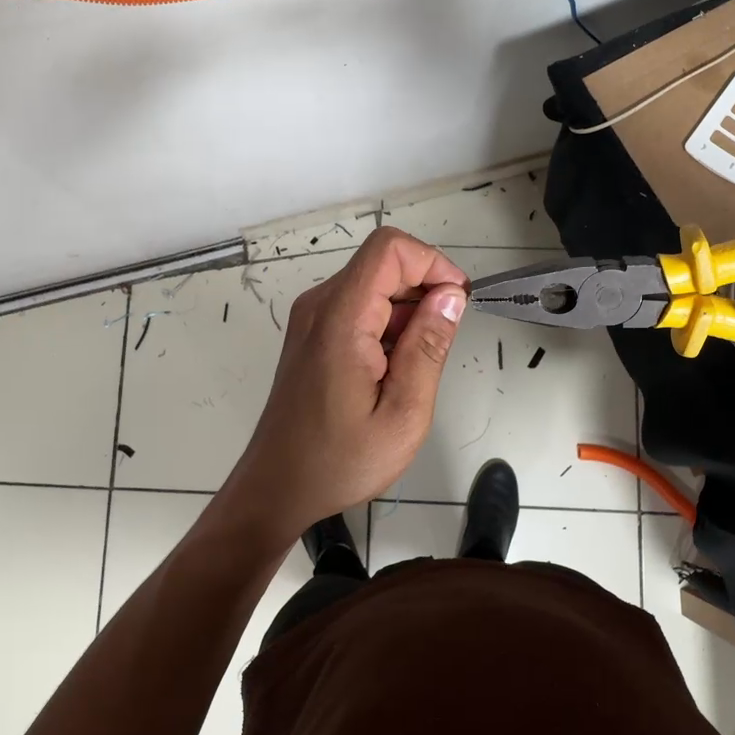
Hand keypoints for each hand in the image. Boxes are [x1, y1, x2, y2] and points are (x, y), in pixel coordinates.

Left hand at [222, 228, 468, 542]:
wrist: (278, 486)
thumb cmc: (340, 461)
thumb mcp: (403, 413)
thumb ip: (428, 348)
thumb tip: (450, 297)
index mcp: (340, 319)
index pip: (390, 248)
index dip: (432, 263)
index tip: (456, 303)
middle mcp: (318, 307)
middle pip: (382, 263)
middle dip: (423, 291)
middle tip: (440, 345)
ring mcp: (310, 320)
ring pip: (372, 286)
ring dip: (406, 313)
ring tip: (413, 368)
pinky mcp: (310, 336)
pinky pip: (356, 309)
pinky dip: (385, 326)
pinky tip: (392, 371)